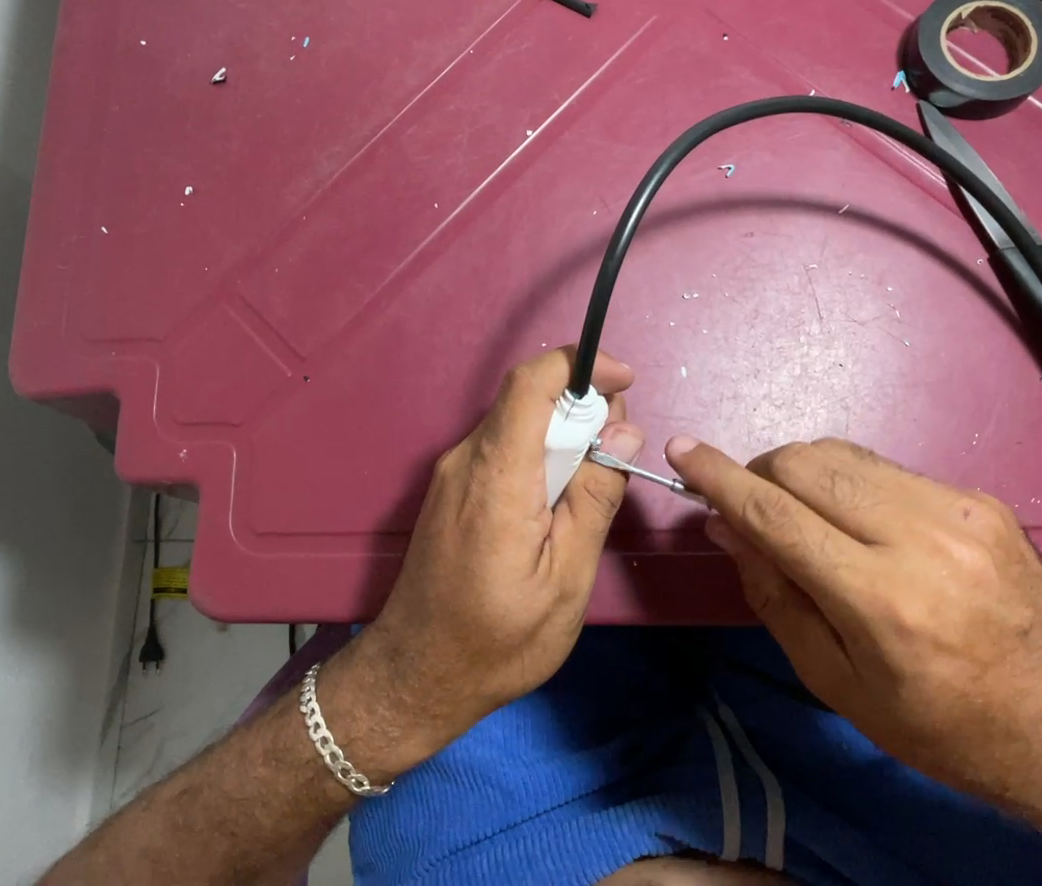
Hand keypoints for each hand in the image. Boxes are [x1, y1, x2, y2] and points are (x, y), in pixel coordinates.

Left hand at [325, 347, 643, 774]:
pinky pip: (501, 450)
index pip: (530, 384)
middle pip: (527, 401)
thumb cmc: (498, 640)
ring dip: (563, 434)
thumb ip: (594, 498)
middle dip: (583, 407)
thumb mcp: (566, 579)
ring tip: (597, 478)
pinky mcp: (449, 491)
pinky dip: (538, 455)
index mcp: (496, 477)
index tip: (625, 382)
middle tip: (620, 449)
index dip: (581, 365)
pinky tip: (558, 498)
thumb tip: (622, 433)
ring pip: (516, 425)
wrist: (416, 676)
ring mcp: (450, 474)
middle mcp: (465, 460)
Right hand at [666, 435, 1041, 817]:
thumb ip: (772, 593)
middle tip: (748, 506)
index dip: (718, 477)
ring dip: (800, 472)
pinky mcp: (982, 499)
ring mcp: (961, 511)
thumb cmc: (938, 727)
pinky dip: (848, 483)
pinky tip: (856, 522)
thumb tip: (723, 525)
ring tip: (799, 513)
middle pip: (806, 464)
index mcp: (883, 601)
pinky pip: (885, 468)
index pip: (776, 514)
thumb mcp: (835, 680)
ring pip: (843, 453)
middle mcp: (924, 539)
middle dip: (759, 472)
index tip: (680, 449)